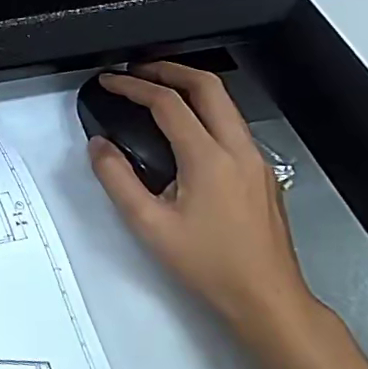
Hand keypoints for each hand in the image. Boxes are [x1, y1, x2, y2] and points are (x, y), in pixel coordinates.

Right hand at [87, 63, 316, 330]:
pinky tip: (185, 126)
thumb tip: (99, 146)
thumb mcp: (149, 225)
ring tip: (158, 89)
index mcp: (209, 159)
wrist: (267, 300)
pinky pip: (233, 123)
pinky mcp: (262, 173)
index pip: (168, 103)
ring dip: (190, 86)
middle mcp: (238, 150)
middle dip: (169, 69)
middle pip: (208, 85)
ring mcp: (256, 160)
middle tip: (138, 69)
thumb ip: (117, 179)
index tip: (111, 81)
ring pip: (225, 102)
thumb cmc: (210, 266)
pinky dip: (205, 109)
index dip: (134, 86)